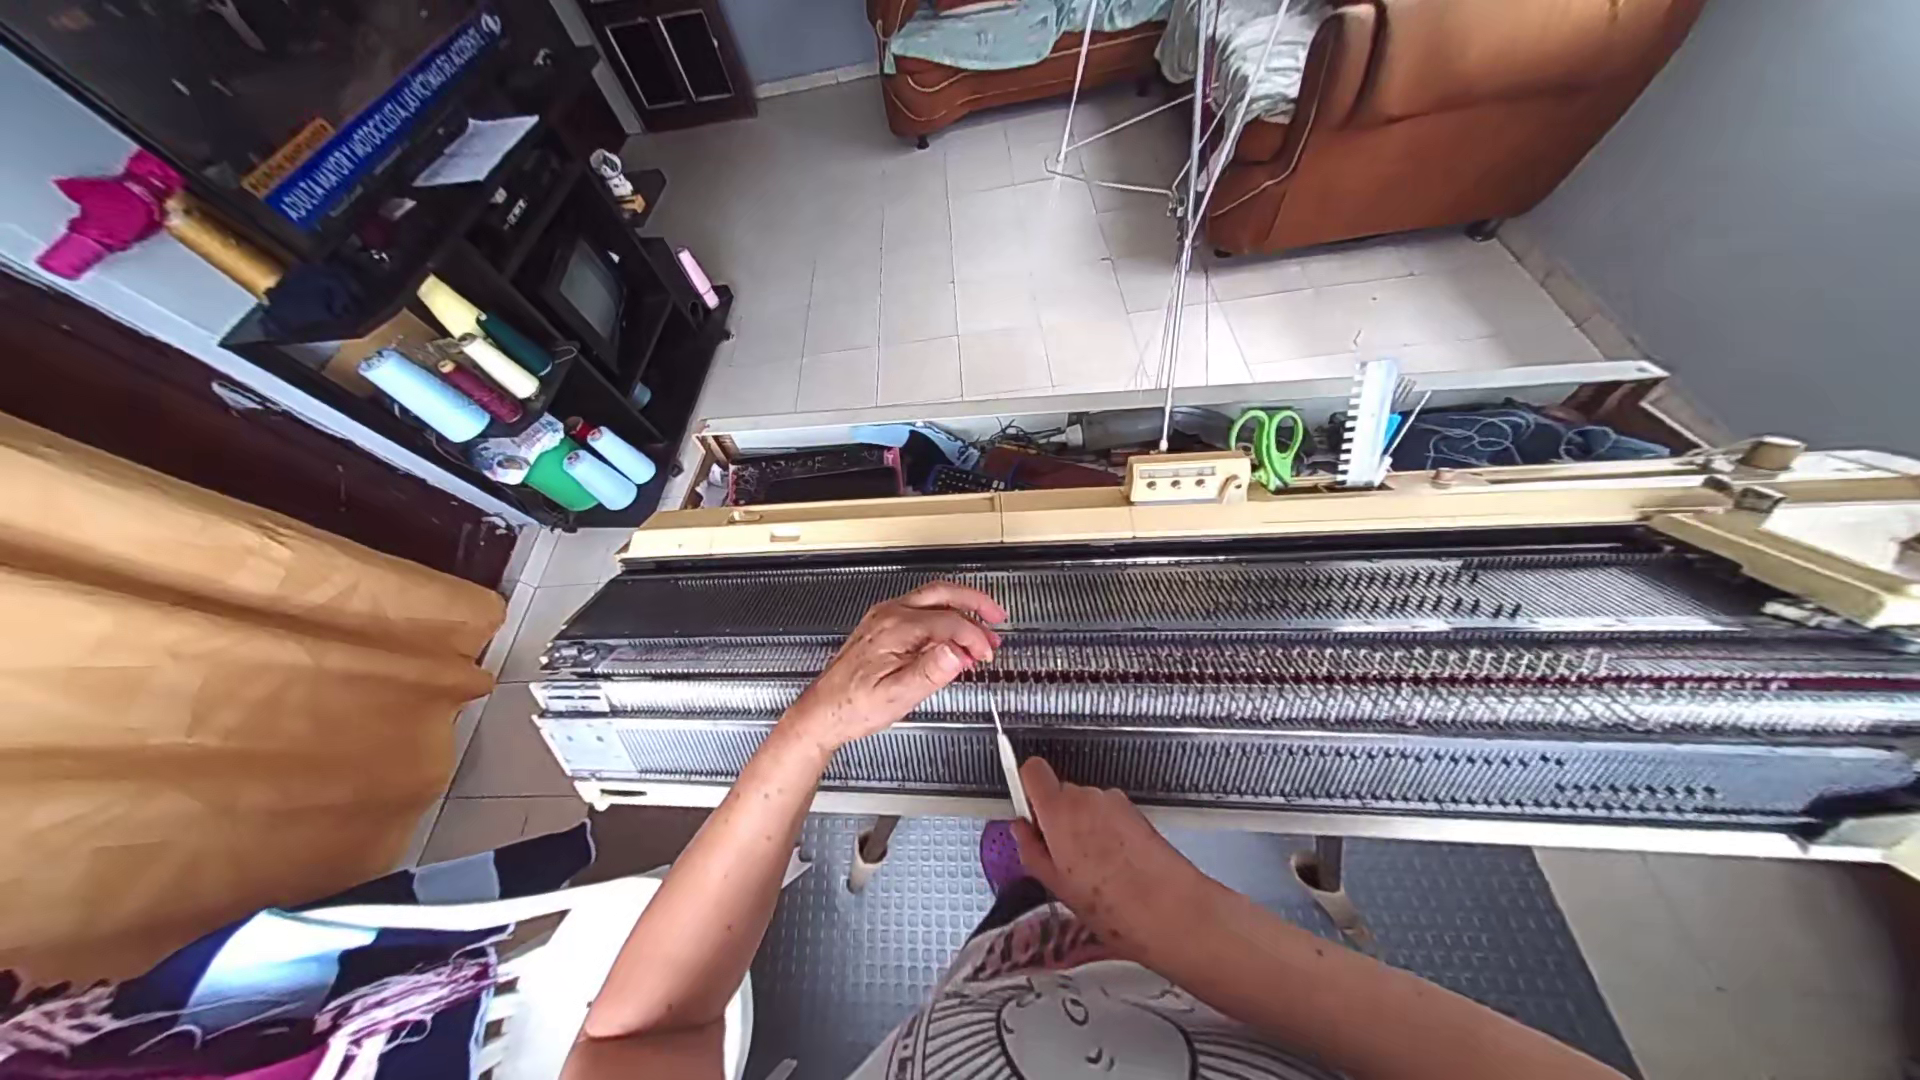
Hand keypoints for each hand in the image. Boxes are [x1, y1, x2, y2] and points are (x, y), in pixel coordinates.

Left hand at [780, 582, 1007, 753]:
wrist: (823, 712)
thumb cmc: (853, 707)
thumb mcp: (897, 696)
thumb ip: (930, 671)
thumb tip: (958, 650)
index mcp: (895, 628)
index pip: (949, 622)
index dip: (974, 636)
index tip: (986, 653)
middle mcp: (889, 615)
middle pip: (942, 592)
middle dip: (975, 601)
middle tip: (997, 616)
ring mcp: (884, 617)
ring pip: (933, 597)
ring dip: (962, 607)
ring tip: (983, 626)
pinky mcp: (882, 625)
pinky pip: (921, 609)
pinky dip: (945, 616)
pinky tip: (953, 636)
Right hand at [1011, 757, 1213, 957]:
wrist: (1172, 910)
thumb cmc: (1112, 905)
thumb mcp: (1057, 886)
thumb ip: (1031, 850)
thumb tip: (1020, 830)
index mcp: (1059, 810)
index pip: (1032, 769)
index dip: (1027, 787)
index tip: (1029, 811)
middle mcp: (1085, 796)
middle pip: (1060, 791)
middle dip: (1057, 816)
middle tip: (1063, 854)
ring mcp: (1112, 800)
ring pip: (1085, 803)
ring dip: (1084, 824)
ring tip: (1095, 865)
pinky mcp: (1134, 809)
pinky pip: (1107, 811)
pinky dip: (1106, 829)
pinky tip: (1115, 862)